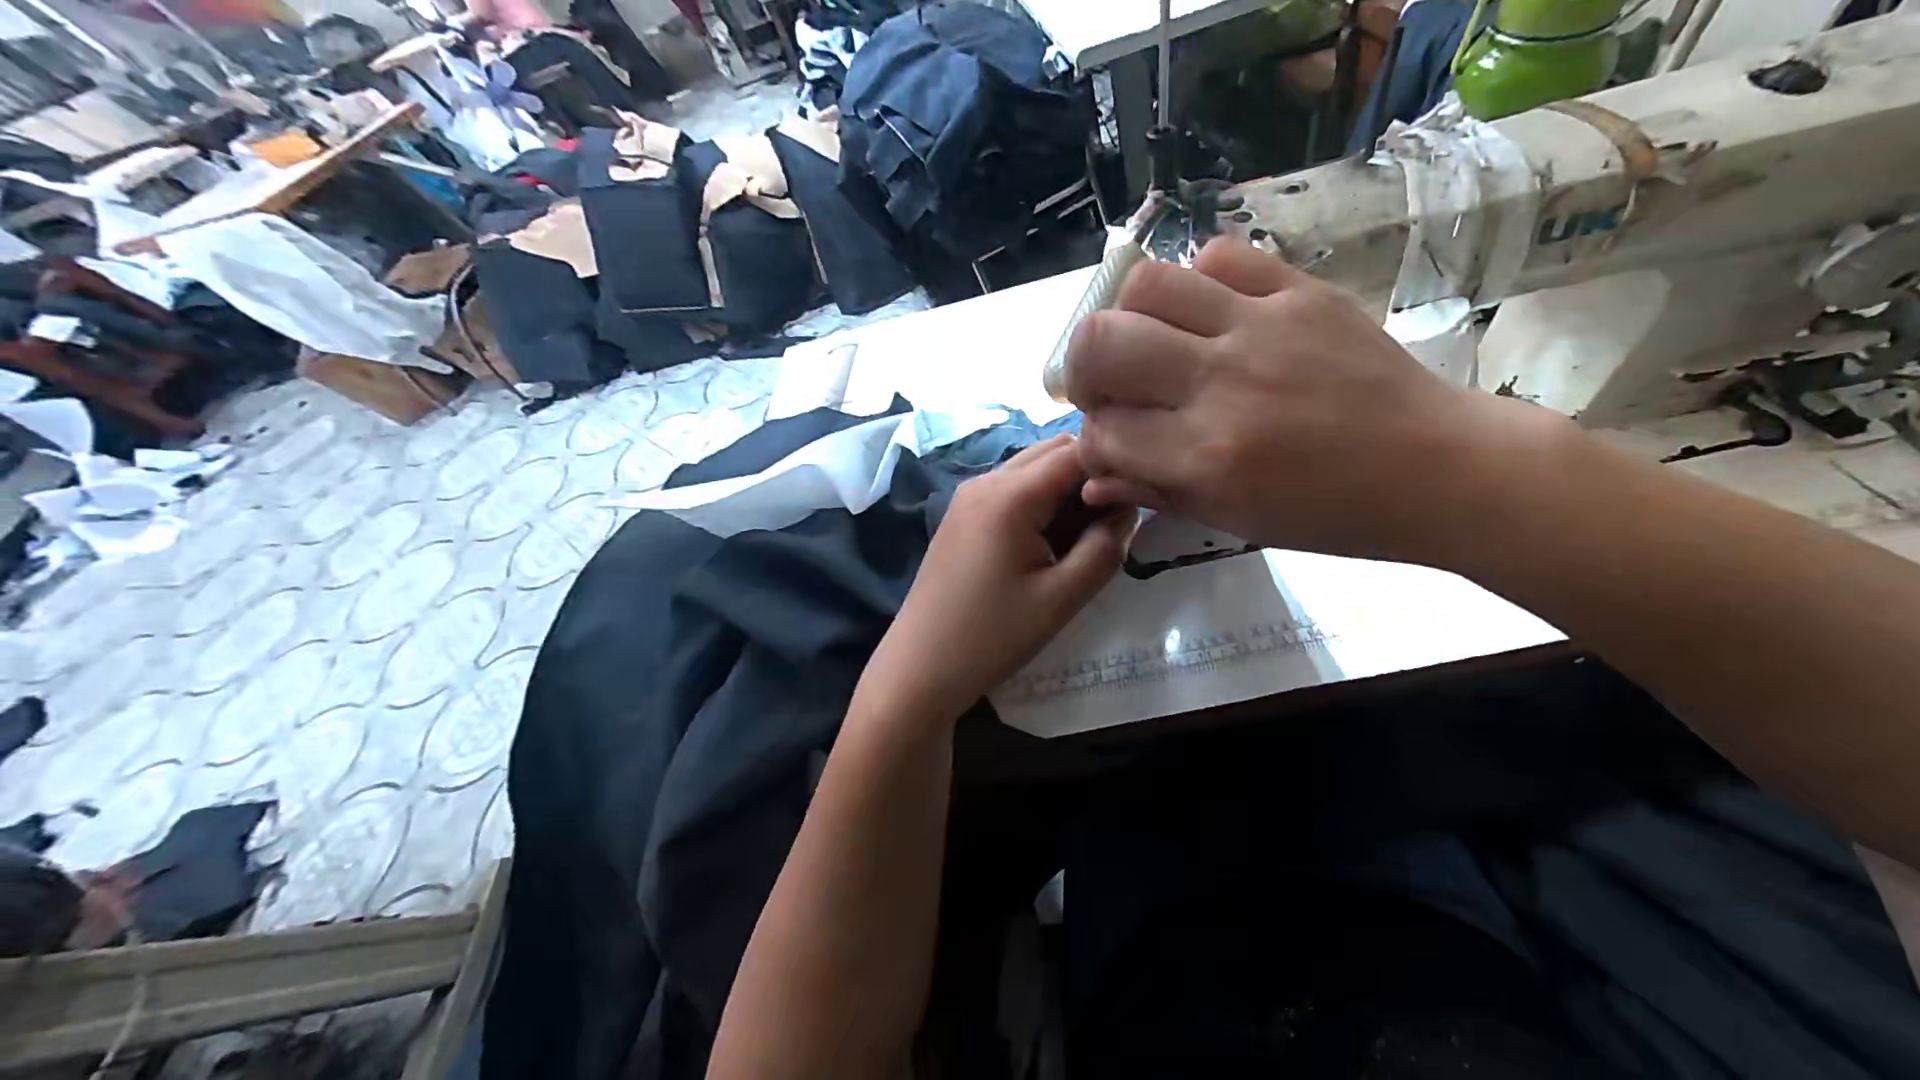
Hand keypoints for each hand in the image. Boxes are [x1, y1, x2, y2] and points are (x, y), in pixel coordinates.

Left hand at [858, 436, 1137, 722]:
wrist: (920, 667)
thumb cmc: (993, 636)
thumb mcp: (1062, 597)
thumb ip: (1105, 546)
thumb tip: (1127, 507)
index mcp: (1009, 494)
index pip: (1077, 450)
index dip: (1115, 466)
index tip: (1141, 497)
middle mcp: (985, 480)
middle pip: (1052, 452)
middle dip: (1090, 474)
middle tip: (1114, 521)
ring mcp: (968, 496)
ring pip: (1032, 470)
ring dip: (1065, 490)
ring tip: (1085, 537)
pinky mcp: (961, 515)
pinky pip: (1011, 490)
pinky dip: (1039, 502)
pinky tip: (1050, 543)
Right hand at [1067, 237, 1564, 564]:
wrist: (1436, 468)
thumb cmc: (1328, 513)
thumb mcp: (1230, 520)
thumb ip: (1153, 491)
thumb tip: (1091, 476)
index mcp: (1206, 456)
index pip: (1103, 430)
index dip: (1091, 440)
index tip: (1108, 443)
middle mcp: (1223, 384)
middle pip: (1102, 343)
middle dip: (1083, 370)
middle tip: (1105, 387)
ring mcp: (1263, 328)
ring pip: (1148, 285)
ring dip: (1127, 318)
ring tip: (1147, 343)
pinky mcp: (1302, 292)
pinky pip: (1221, 257)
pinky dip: (1195, 282)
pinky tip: (1205, 314)